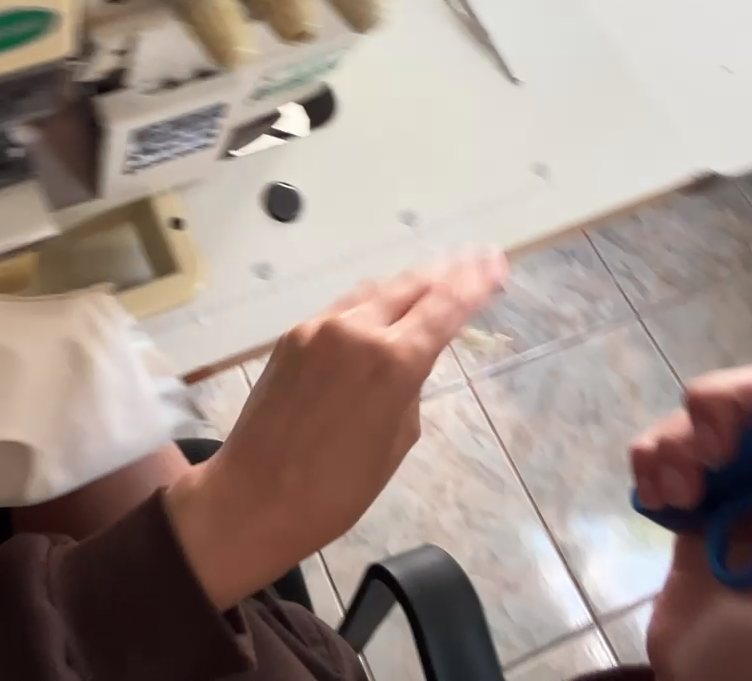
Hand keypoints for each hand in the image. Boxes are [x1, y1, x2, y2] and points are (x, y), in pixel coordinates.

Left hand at [165, 250, 507, 606]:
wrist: (256, 492)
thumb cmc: (338, 487)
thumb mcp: (395, 439)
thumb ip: (406, 386)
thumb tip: (403, 358)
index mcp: (391, 361)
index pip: (442, 308)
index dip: (473, 283)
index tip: (495, 262)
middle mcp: (352, 330)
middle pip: (406, 287)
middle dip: (443, 272)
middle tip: (473, 258)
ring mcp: (315, 329)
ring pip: (370, 293)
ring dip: (404, 285)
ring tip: (434, 277)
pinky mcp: (291, 336)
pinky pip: (340, 311)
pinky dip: (368, 304)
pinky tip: (381, 307)